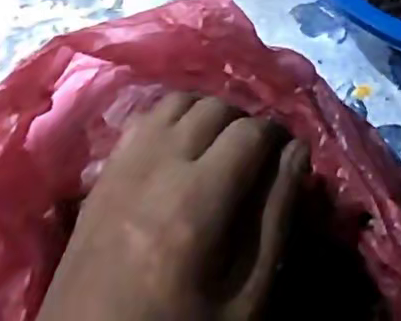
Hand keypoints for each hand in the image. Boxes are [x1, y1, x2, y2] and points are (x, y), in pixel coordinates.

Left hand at [40, 93, 308, 320]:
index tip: (288, 156)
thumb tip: (297, 151)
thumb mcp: (245, 298)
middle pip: (216, 107)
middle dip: (245, 122)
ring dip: (207, 114)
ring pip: (179, 101)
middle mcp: (159, 166)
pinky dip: (171, 119)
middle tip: (256, 156)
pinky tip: (181, 149)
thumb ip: (276, 217)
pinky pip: (144, 119)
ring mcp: (125, 165)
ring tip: (219, 147)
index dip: (278, 136)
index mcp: (197, 201)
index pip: (252, 131)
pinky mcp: (103, 173)